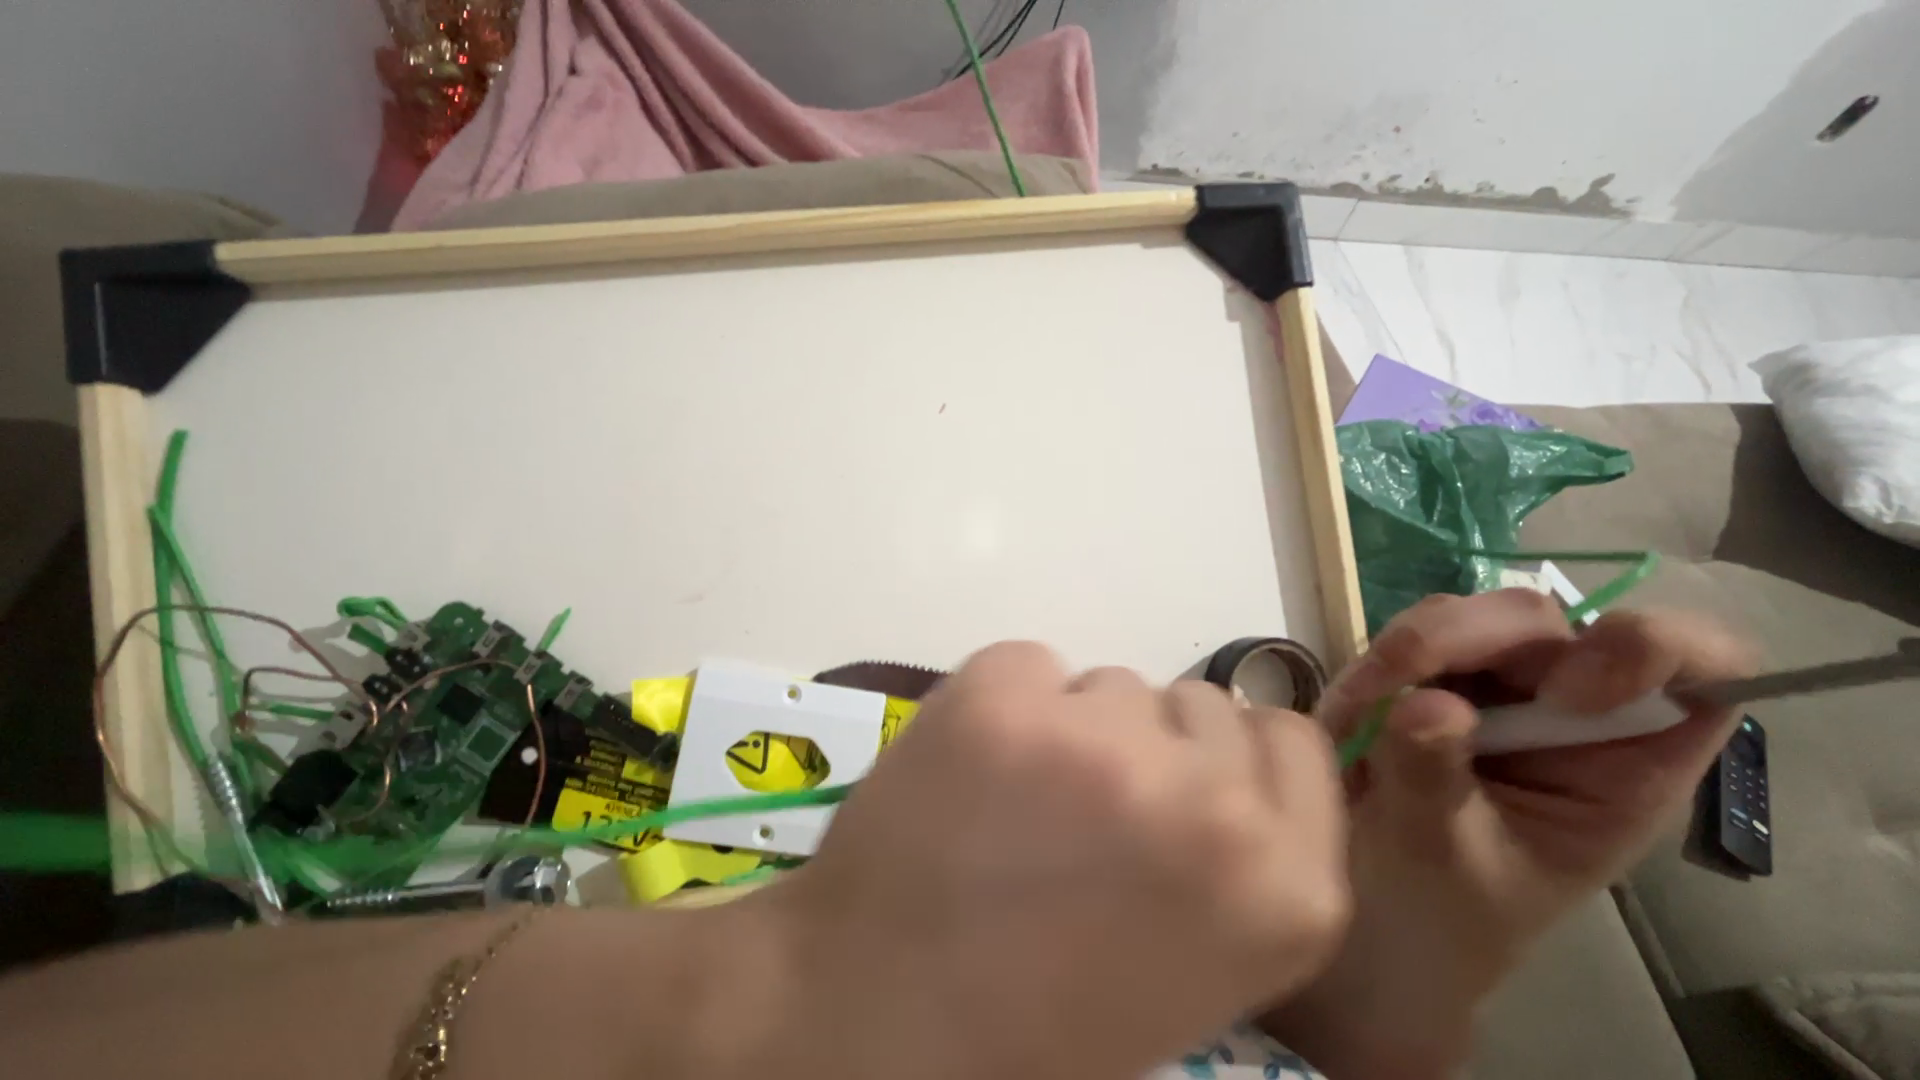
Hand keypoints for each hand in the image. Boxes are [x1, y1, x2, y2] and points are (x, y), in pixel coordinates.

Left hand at [753, 642, 1349, 1079]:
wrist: (884, 1017)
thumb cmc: (1048, 1011)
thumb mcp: (1199, 961)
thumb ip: (1238, 852)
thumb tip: (1220, 752)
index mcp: (1287, 889)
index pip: (1289, 739)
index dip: (1228, 756)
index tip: (1181, 783)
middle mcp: (1213, 805)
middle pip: (1203, 701)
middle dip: (1152, 743)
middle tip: (1088, 814)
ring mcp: (1102, 741)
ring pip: (1112, 683)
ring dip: (1074, 727)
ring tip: (1019, 808)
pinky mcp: (1001, 696)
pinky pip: (1029, 663)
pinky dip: (1004, 703)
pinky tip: (971, 773)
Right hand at [1261, 589, 1753, 1078]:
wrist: (1371, 927)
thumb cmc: (1439, 914)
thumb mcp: (1444, 858)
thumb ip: (1436, 779)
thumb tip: (1423, 702)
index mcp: (1619, 763)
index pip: (1696, 670)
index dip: (1651, 651)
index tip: (1568, 691)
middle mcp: (1561, 709)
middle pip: (1545, 623)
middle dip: (1468, 636)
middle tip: (1396, 675)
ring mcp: (1488, 689)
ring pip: (1463, 616)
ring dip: (1403, 652)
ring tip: (1354, 714)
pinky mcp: (1425, 682)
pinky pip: (1401, 642)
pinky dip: (1367, 670)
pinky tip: (1343, 720)